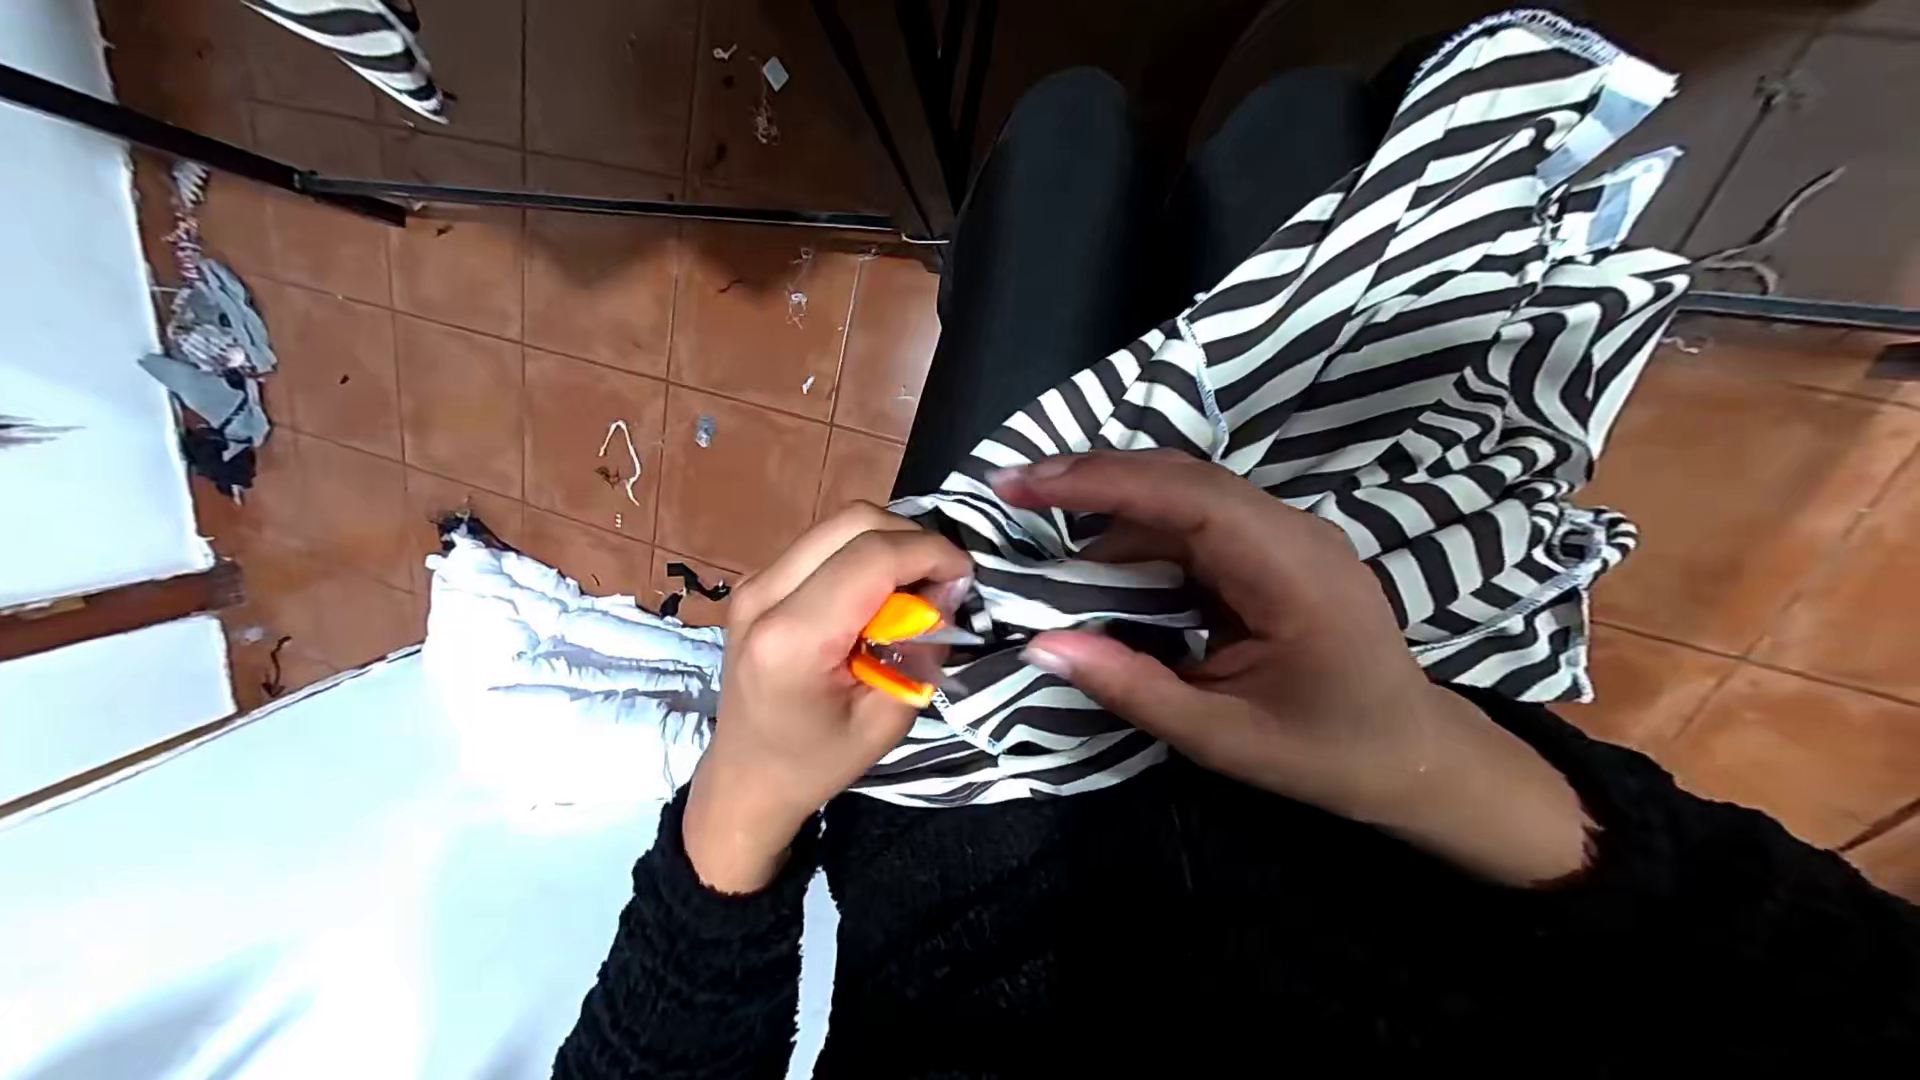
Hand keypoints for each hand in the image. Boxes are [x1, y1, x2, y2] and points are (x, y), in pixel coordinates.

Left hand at [682, 503, 971, 892]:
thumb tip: (945, 590)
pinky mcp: (759, 578)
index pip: (873, 556)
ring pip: (840, 523)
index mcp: (791, 638)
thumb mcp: (888, 720)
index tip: (965, 576)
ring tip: (913, 586)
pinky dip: (865, 551)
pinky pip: (825, 540)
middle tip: (941, 580)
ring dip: (890, 543)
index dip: (931, 553)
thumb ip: (921, 649)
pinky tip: (878, 591)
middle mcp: (764, 593)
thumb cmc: (816, 761)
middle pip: (855, 520)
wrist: (745, 776)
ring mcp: (754, 580)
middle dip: (913, 539)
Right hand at [992, 451, 1590, 886]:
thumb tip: (1040, 646)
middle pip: (1179, 478)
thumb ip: (1131, 687)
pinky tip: (1098, 562)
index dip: (1103, 482)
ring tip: (1041, 522)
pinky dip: (1135, 535)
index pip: (1188, 497)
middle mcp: (1289, 532)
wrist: (1416, 755)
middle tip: (1015, 487)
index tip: (1027, 483)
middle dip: (1091, 478)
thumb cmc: (1328, 752)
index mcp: (1292, 571)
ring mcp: (1280, 535)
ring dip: (1109, 507)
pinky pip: (1190, 524)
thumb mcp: (1220, 736)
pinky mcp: (1265, 549)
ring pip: (1180, 495)